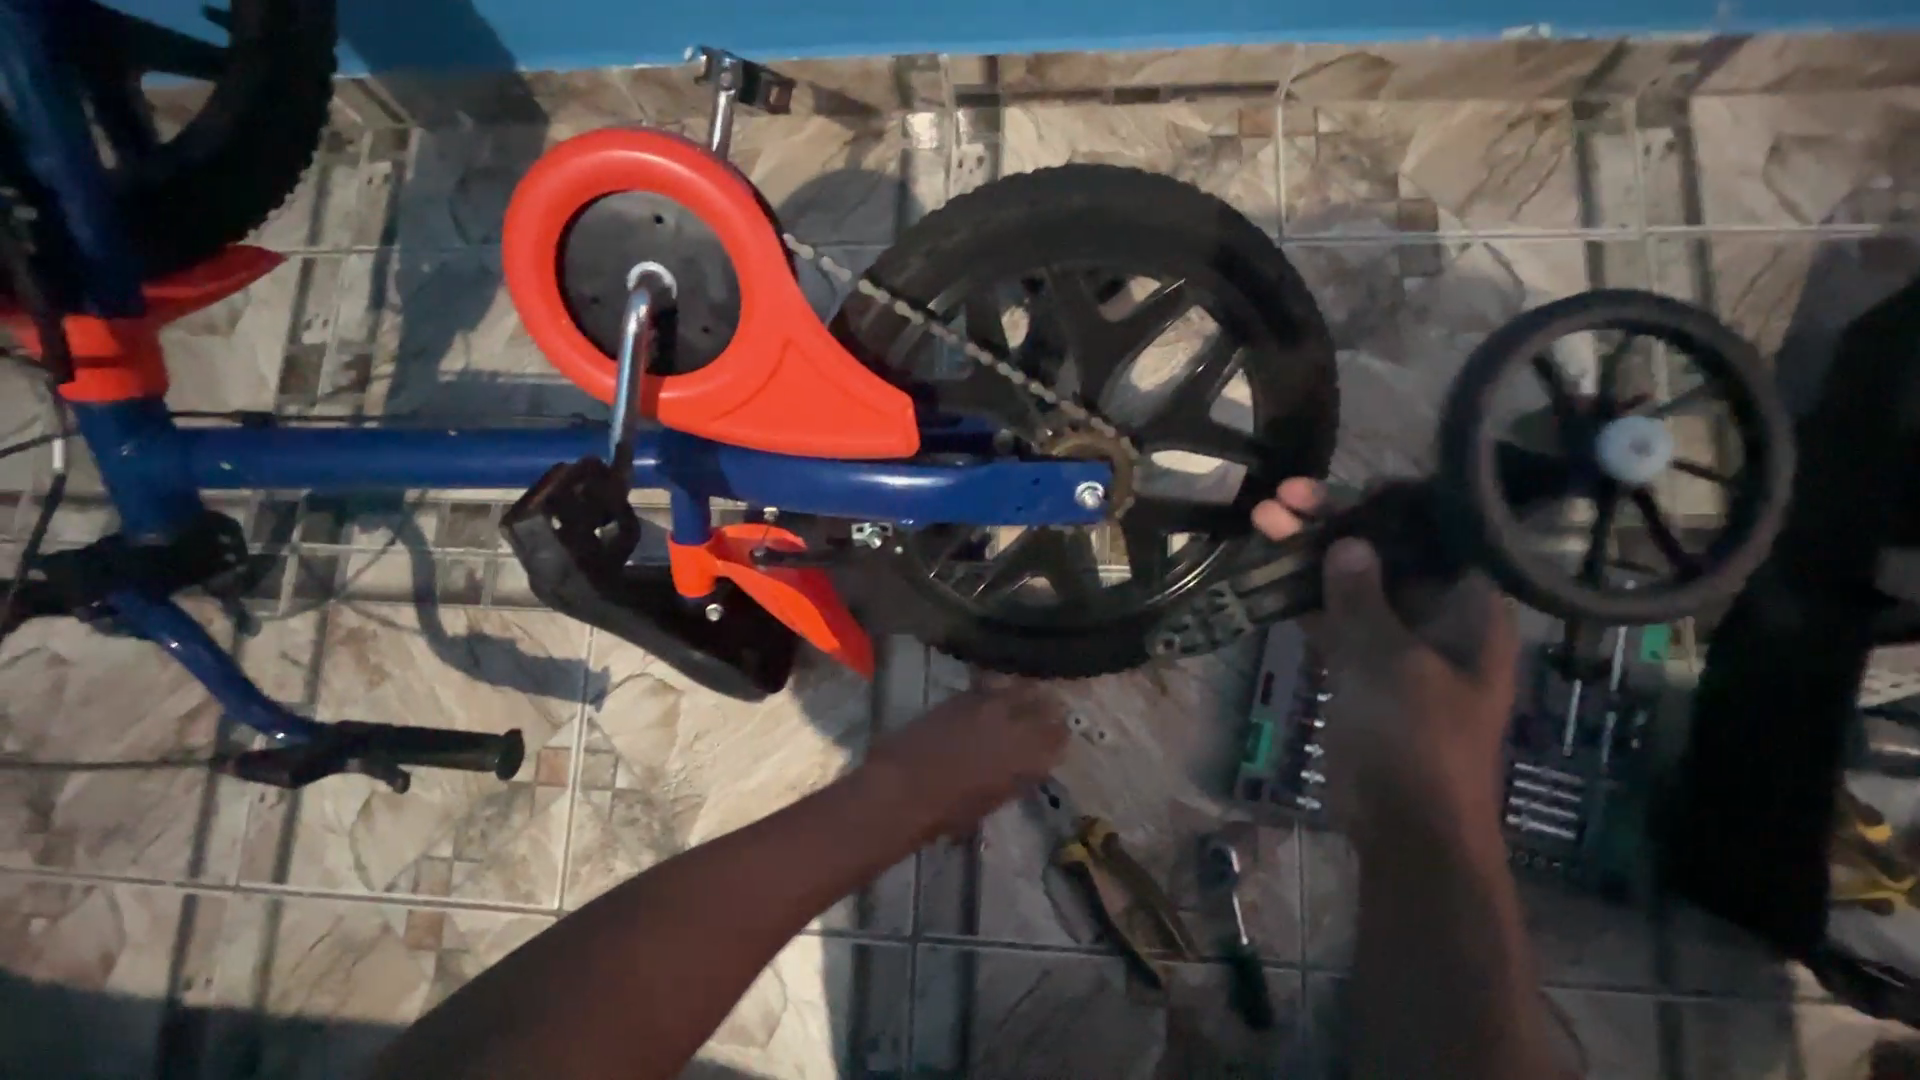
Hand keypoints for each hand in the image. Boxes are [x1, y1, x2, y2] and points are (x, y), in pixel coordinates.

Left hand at [864, 679, 1068, 842]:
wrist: (904, 787)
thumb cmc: (948, 811)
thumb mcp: (993, 800)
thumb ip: (1017, 778)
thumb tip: (1026, 766)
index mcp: (1029, 758)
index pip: (1060, 738)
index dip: (1058, 737)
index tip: (1056, 738)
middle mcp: (1017, 725)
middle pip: (1047, 706)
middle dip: (1049, 709)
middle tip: (1049, 711)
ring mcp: (990, 705)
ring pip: (1022, 688)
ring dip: (1026, 693)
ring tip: (1025, 696)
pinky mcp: (964, 696)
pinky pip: (991, 684)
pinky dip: (996, 689)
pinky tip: (993, 695)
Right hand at [1251, 480, 1519, 842]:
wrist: (1404, 824)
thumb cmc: (1417, 739)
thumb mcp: (1391, 663)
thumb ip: (1363, 599)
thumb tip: (1347, 543)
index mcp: (1468, 609)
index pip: (1439, 535)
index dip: (1398, 505)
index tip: (1353, 487)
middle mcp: (1434, 615)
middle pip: (1385, 553)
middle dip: (1336, 523)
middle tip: (1284, 496)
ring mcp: (1391, 641)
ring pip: (1349, 583)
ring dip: (1309, 555)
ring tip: (1262, 517)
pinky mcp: (1356, 666)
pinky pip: (1328, 618)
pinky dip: (1300, 596)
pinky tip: (1265, 568)